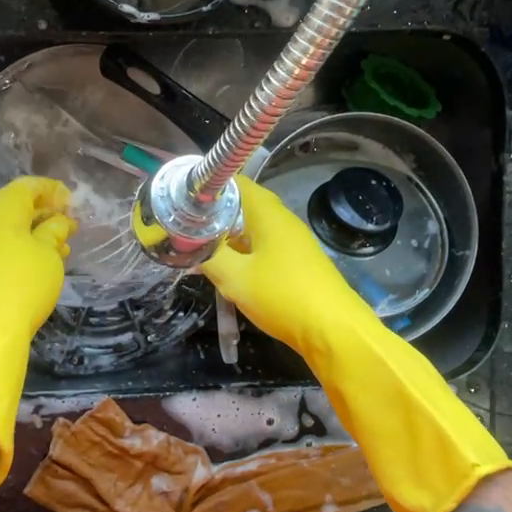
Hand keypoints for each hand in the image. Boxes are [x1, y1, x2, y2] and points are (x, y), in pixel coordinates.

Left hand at [0, 176, 76, 338]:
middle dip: (41, 212)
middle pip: (11, 207)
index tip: (71, 202)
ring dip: (31, 233)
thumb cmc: (24, 284)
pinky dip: (17, 249)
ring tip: (60, 247)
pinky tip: (37, 264)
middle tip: (67, 223)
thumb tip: (57, 222)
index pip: (25, 187)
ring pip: (4, 231)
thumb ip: (54, 232)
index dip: (50, 190)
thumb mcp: (49, 255)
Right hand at [200, 176, 379, 359]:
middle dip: (212, 214)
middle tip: (182, 226)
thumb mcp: (234, 278)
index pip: (234, 182)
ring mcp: (291, 241)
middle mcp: (281, 220)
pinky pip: (261, 247)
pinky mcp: (295, 262)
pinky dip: (241, 253)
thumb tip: (184, 244)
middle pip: (242, 205)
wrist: (332, 329)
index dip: (206, 185)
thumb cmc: (282, 296)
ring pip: (251, 229)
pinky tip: (226, 270)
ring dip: (226, 237)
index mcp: (267, 213)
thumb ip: (207, 256)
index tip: (179, 197)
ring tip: (197, 249)